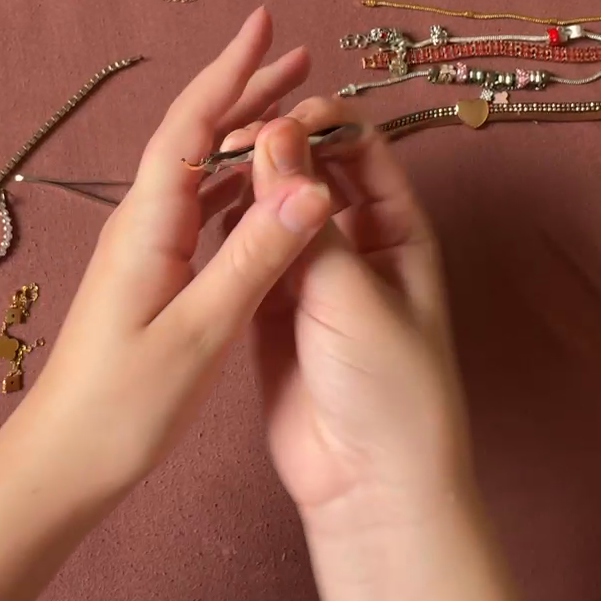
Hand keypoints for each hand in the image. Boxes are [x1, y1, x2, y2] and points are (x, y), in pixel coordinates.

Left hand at [12, 6, 330, 492]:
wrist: (65, 454)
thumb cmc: (122, 404)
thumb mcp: (199, 332)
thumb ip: (253, 256)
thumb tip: (311, 186)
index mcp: (149, 221)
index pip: (192, 123)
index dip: (230, 68)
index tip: (265, 23)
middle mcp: (145, 218)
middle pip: (198, 133)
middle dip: (247, 88)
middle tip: (299, 55)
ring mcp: (148, 242)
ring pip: (204, 168)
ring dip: (247, 133)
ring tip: (294, 108)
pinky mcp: (155, 268)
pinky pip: (203, 205)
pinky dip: (240, 181)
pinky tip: (265, 183)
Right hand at [234, 97, 471, 519]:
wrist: (363, 482)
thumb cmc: (388, 387)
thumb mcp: (351, 294)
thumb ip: (306, 217)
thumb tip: (274, 133)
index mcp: (395, 226)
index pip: (360, 147)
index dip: (323, 123)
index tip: (279, 118)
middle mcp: (352, 236)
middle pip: (313, 167)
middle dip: (278, 145)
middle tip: (234, 138)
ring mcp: (309, 265)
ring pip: (275, 200)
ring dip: (248, 179)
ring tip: (214, 167)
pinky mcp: (271, 293)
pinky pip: (249, 241)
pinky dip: (230, 220)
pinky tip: (205, 208)